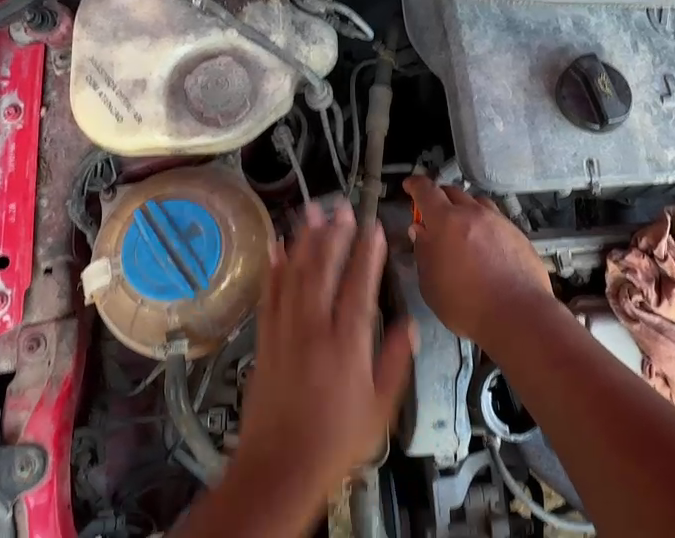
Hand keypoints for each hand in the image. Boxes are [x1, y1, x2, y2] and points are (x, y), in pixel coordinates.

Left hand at [233, 199, 416, 504]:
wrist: (279, 467)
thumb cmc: (334, 442)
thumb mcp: (379, 409)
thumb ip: (394, 363)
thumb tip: (409, 328)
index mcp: (346, 345)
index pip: (359, 287)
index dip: (368, 254)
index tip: (374, 228)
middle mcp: (314, 331)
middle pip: (323, 271)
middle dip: (334, 235)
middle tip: (341, 207)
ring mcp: (286, 333)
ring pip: (294, 275)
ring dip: (303, 240)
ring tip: (311, 211)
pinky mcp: (265, 340)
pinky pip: (269, 295)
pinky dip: (274, 268)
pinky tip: (277, 248)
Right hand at [404, 175, 556, 349]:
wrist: (518, 315)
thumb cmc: (466, 304)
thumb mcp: (430, 284)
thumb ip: (423, 252)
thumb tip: (420, 231)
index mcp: (446, 221)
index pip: (426, 191)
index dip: (416, 185)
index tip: (410, 185)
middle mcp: (474, 213)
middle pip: (453, 192)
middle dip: (440, 197)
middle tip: (434, 213)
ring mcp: (499, 222)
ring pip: (478, 203)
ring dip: (465, 209)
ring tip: (461, 226)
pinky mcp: (518, 234)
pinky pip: (496, 220)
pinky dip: (485, 225)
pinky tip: (485, 245)